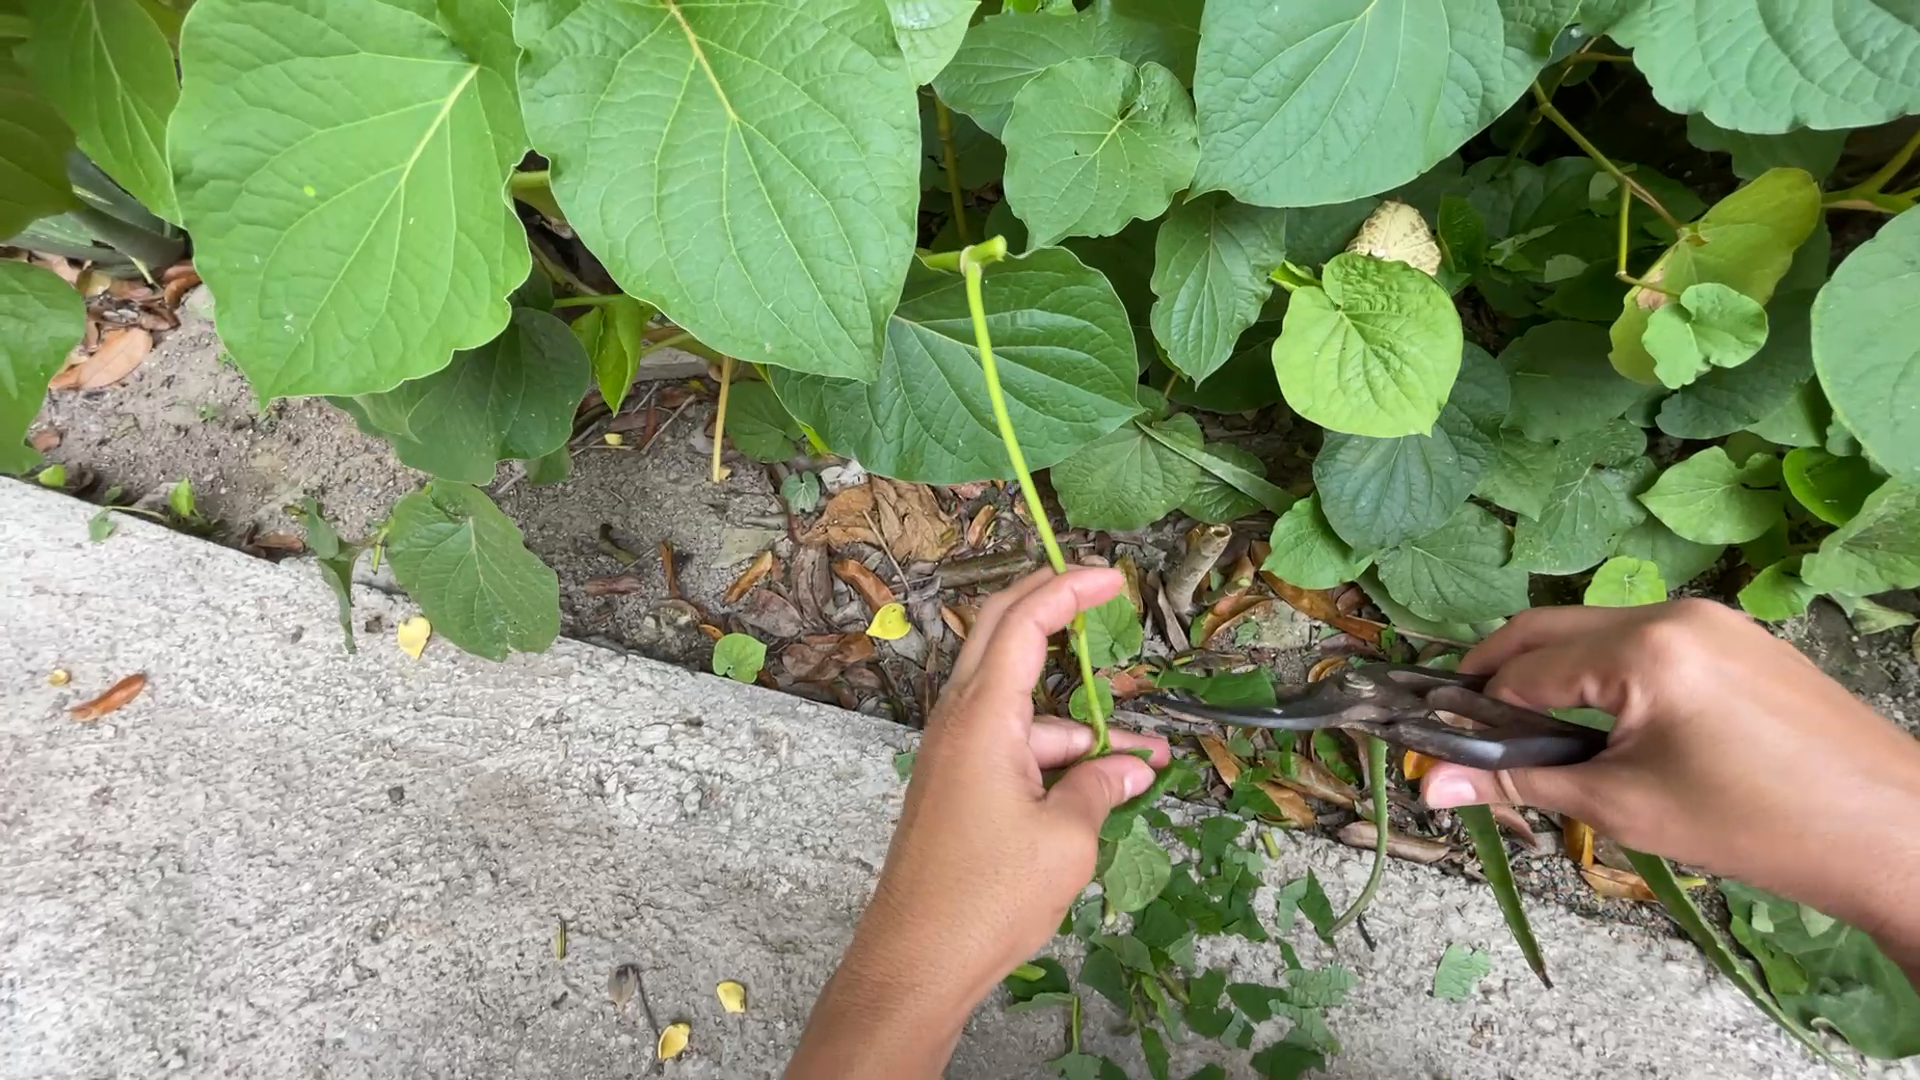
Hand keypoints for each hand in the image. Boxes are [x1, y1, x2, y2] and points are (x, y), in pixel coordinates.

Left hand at [787, 568, 1169, 1079]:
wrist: (914, 961)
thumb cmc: (988, 896)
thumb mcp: (1066, 839)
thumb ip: (1101, 787)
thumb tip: (1135, 764)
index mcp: (983, 714)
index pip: (1023, 622)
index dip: (1068, 589)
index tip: (1111, 577)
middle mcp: (961, 717)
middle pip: (1001, 633)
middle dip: (1050, 605)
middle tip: (1097, 592)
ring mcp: (955, 748)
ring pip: (1020, 702)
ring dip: (1077, 719)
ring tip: (1145, 756)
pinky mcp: (958, 780)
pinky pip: (1012, 743)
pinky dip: (1055, 754)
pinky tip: (1102, 785)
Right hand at [1419, 600, 1919, 976]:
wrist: (1913, 844)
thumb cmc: (1756, 827)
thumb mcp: (1621, 806)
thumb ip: (1514, 783)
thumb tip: (1428, 786)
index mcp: (1642, 650)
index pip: (1523, 669)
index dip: (1479, 704)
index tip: (1450, 734)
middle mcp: (1669, 614)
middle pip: (1543, 627)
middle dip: (1497, 668)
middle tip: (1472, 716)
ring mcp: (1708, 618)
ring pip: (1586, 627)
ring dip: (1546, 664)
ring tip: (1535, 719)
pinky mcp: (1733, 633)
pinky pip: (1634, 634)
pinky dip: (1596, 663)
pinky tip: (1601, 708)